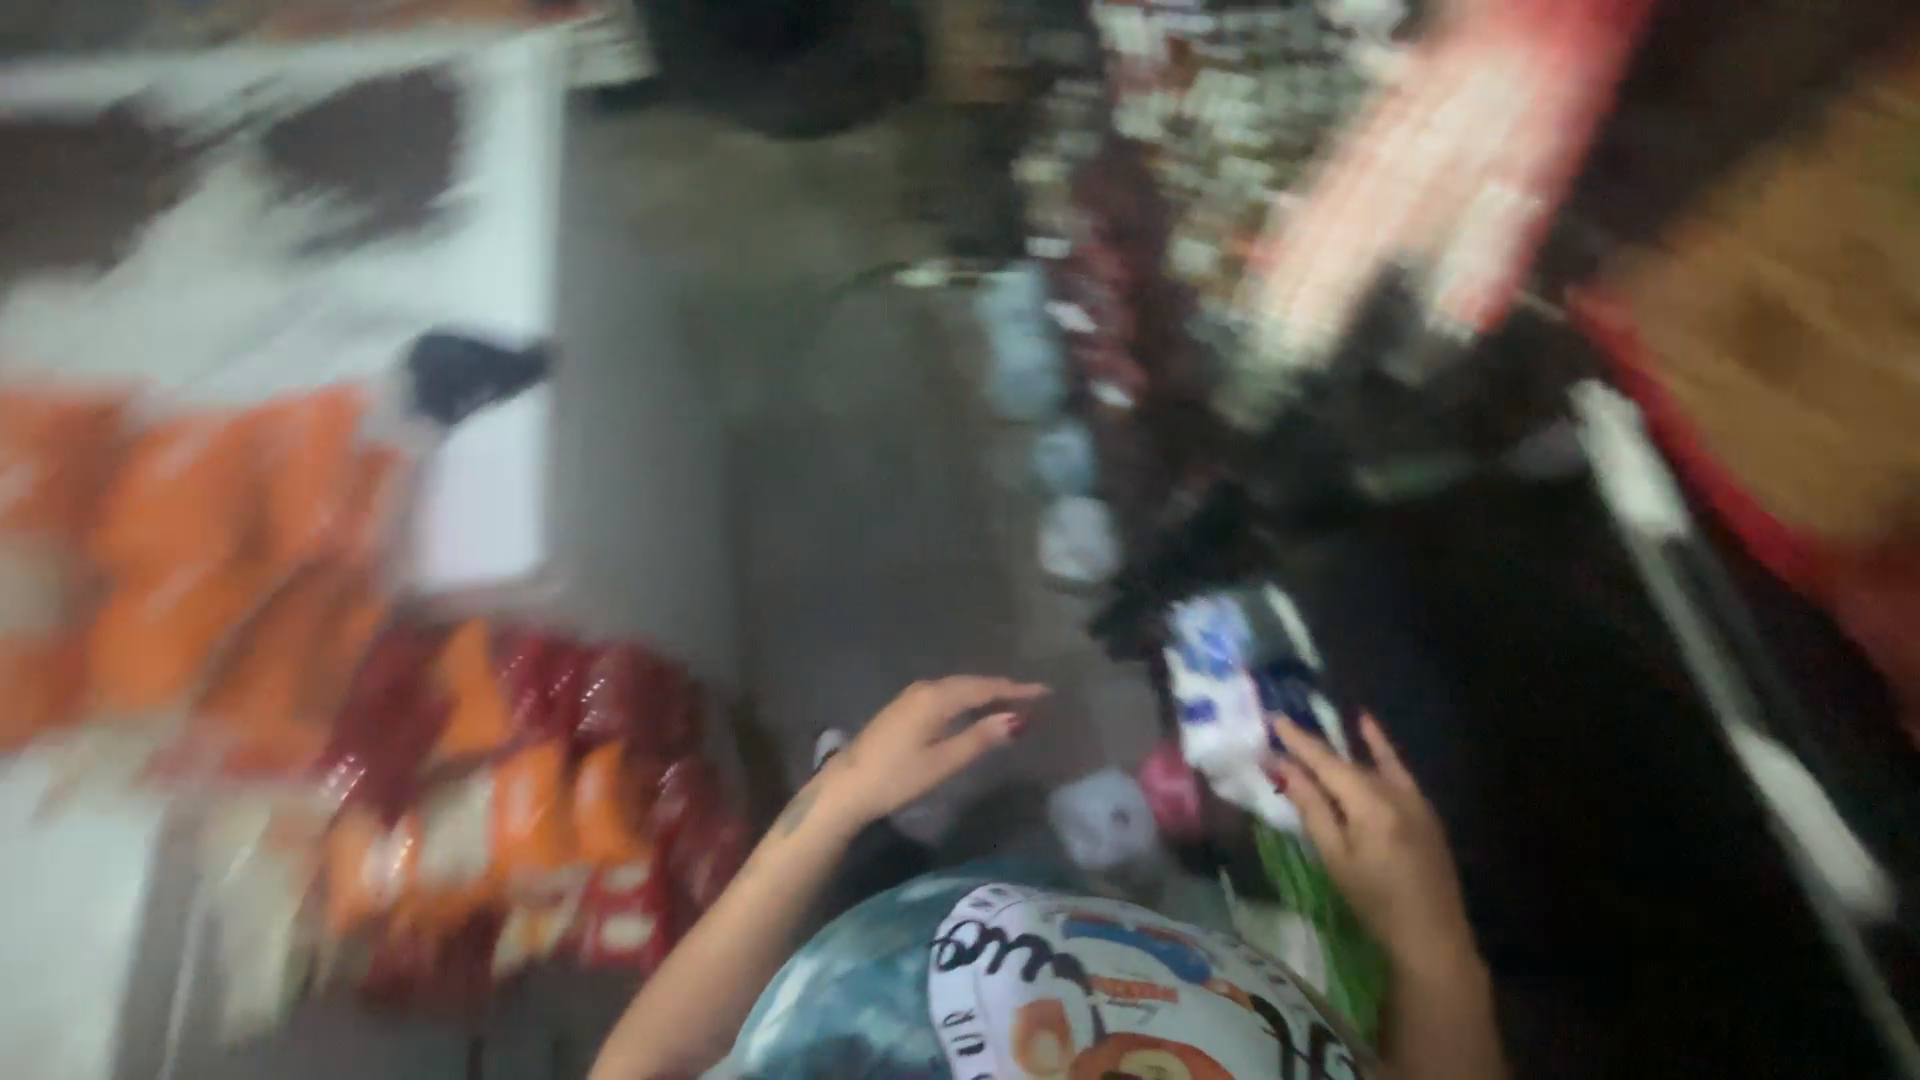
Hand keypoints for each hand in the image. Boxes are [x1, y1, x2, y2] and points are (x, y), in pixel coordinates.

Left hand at [811, 676, 1049, 832]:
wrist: (847, 786)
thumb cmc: (897, 777)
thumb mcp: (944, 762)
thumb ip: (981, 738)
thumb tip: (1019, 719)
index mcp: (937, 698)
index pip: (986, 688)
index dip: (1017, 690)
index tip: (1046, 692)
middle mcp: (926, 688)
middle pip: (972, 683)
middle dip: (1004, 688)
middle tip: (1034, 696)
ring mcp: (912, 696)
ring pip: (958, 687)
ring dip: (985, 692)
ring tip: (1012, 700)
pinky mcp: (905, 707)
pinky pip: (947, 694)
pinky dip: (968, 698)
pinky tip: (975, 708)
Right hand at [1269, 714, 1480, 978]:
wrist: (1433, 938)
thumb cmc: (1375, 901)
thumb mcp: (1334, 855)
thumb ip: (1311, 805)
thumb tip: (1283, 766)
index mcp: (1370, 804)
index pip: (1326, 761)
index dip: (1298, 740)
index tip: (1273, 719)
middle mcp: (1394, 791)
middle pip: (1344, 762)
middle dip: (1311, 749)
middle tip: (1279, 736)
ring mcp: (1413, 798)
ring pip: (1366, 765)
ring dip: (1337, 751)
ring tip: (1308, 733)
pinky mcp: (1423, 808)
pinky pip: (1395, 768)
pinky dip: (1379, 747)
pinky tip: (1365, 723)